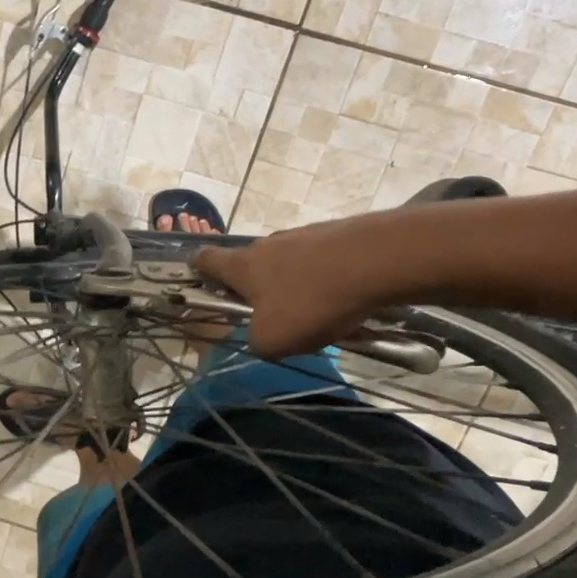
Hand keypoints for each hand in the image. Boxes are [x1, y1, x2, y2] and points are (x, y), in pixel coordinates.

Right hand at [193, 218, 395, 357]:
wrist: (378, 261)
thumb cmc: (311, 302)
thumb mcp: (272, 340)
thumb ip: (255, 341)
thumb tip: (260, 336)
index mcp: (242, 266)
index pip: (207, 259)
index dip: (198, 269)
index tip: (198, 278)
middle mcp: (267, 245)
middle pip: (250, 264)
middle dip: (254, 287)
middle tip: (266, 314)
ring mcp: (303, 236)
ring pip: (287, 263)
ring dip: (292, 285)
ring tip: (313, 313)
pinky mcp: (337, 236)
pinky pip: (320, 262)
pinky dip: (323, 280)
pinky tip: (343, 300)